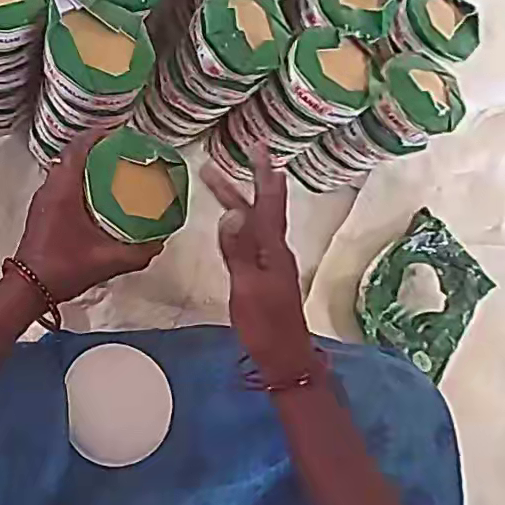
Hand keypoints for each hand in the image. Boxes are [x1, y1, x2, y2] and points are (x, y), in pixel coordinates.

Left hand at [14, 130, 165, 302]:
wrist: (28, 288)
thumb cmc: (65, 268)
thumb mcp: (108, 261)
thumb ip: (138, 252)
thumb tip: (161, 242)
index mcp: (64, 190)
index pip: (78, 148)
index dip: (97, 135)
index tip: (119, 134)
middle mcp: (50, 188)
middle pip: (71, 154)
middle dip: (95, 148)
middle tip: (120, 151)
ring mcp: (42, 199)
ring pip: (64, 168)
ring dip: (84, 163)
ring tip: (111, 169)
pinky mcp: (40, 211)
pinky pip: (60, 183)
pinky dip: (77, 179)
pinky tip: (95, 195)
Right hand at [201, 143, 320, 383]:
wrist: (285, 357)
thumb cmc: (265, 325)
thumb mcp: (247, 288)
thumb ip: (237, 251)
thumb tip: (230, 213)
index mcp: (272, 248)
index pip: (267, 202)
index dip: (262, 173)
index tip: (256, 147)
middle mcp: (274, 249)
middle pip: (262, 206)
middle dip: (252, 178)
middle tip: (245, 151)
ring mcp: (271, 261)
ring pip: (256, 220)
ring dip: (242, 198)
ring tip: (219, 181)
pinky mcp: (264, 272)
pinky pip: (252, 235)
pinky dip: (242, 219)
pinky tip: (233, 220)